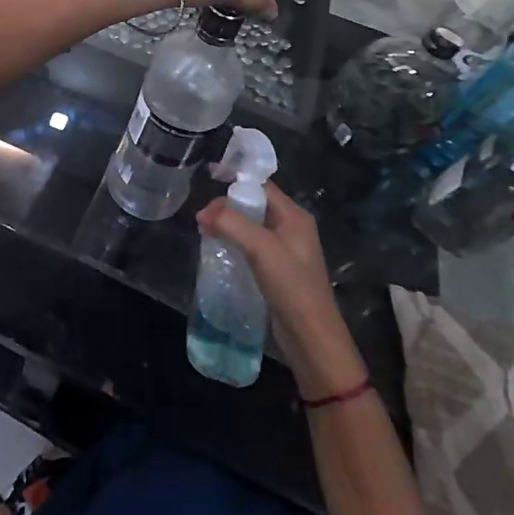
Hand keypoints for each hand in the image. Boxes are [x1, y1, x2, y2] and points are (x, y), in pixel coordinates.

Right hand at [197, 182, 366, 398]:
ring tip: (205, 233)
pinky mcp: (276, 268)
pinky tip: (217, 251)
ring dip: (227, 224)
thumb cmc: (291, 285)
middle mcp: (291, 228)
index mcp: (294, 216)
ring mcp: (284, 249)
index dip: (235, 180)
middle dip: (226, 206)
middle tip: (202, 220)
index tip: (207, 180)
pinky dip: (232, 241)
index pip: (261, 185)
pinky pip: (249, 244)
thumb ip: (232, 223)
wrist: (311, 335)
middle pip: (253, 203)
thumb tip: (204, 213)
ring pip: (249, 224)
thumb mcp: (260, 248)